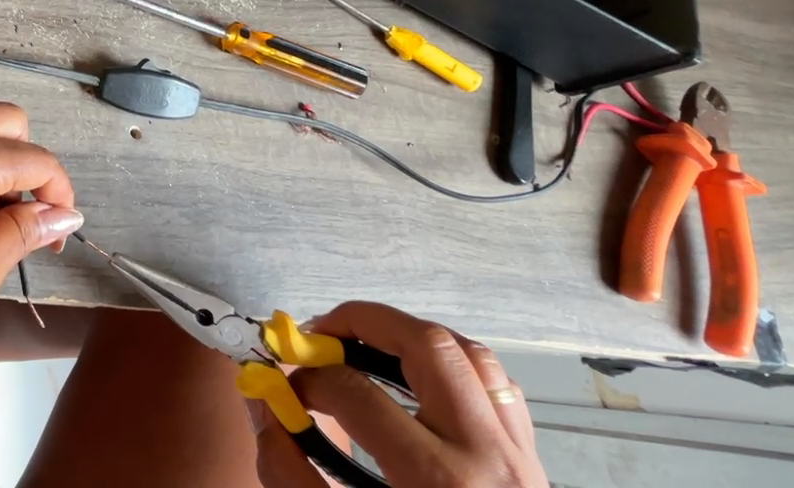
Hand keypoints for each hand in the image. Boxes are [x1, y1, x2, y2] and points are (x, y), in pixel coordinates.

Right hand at [253, 302, 545, 487]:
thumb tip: (262, 404)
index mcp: (438, 480)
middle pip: (427, 346)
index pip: (354, 392)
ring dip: (409, 335)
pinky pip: (496, 386)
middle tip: (322, 336)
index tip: (287, 391)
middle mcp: (488, 458)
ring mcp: (519, 457)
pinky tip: (415, 379)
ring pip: (471, 354)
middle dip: (361, 322)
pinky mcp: (532, 461)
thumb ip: (288, 470)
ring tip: (367, 346)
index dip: (306, 379)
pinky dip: (451, 365)